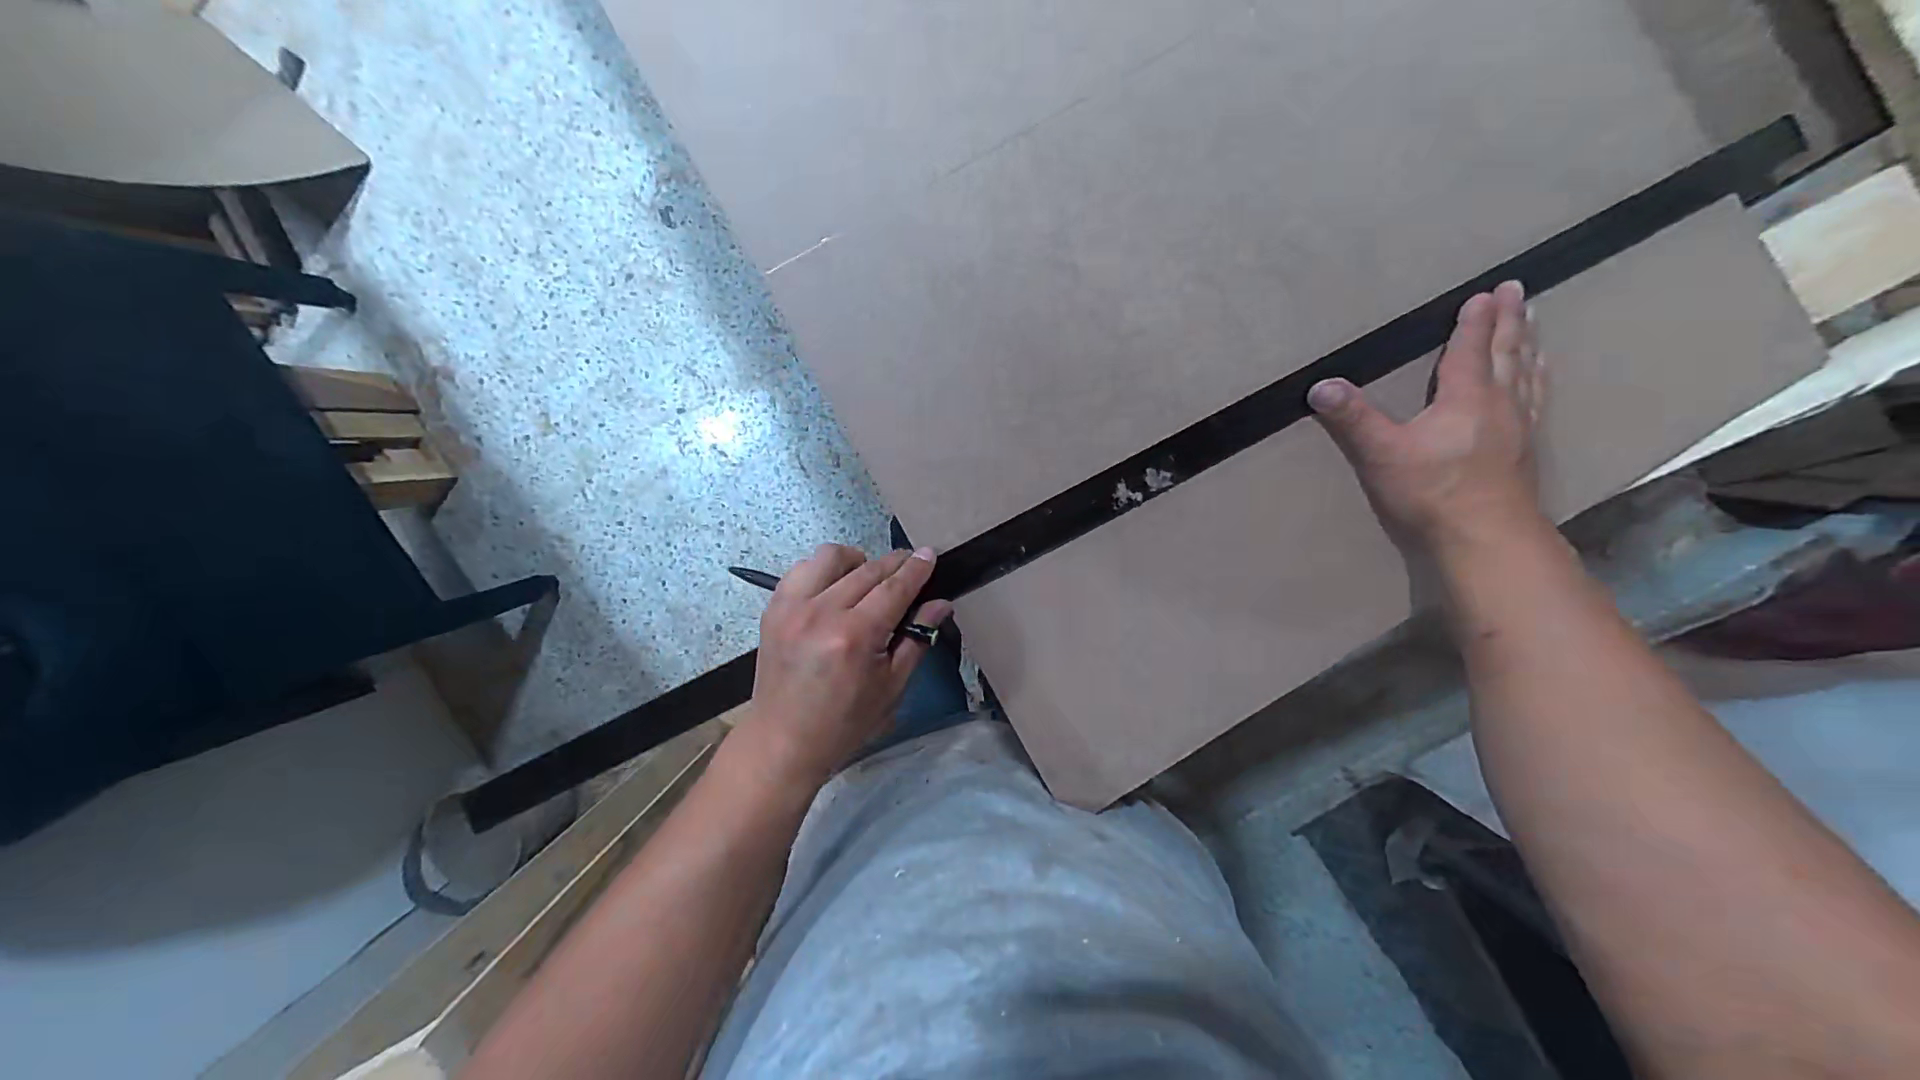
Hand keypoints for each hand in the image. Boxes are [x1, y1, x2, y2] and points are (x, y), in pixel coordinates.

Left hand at [739, 544, 953, 788]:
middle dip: (895, 562)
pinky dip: (823, 570)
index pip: (893, 588)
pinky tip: (835, 586)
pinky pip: (801, 569)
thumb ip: (916, 639)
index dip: (916, 569)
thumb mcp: (891, 686)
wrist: (784, 741)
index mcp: (854, 636)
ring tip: (868, 577)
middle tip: (911, 564)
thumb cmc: (844, 722)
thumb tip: (940, 603)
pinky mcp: (773, 609)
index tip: (930, 554)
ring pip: (830, 557)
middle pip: (867, 570)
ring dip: (857, 560)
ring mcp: (792, 608)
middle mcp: (821, 613)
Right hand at [1308, 280, 1545, 558]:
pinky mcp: (1525, 450)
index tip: (1486, 293)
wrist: (1486, 536)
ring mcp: (1519, 427)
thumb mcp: (1381, 453)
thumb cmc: (1432, 492)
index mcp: (1466, 398)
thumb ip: (1353, 418)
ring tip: (1533, 324)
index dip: (1475, 321)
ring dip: (1527, 345)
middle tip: (1517, 290)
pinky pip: (1535, 399)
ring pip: (1526, 373)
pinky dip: (1536, 379)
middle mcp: (1500, 404)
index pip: (1470, 349)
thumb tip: (1320, 386)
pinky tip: (1536, 380)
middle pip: (1507, 353)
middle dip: (1509, 321)